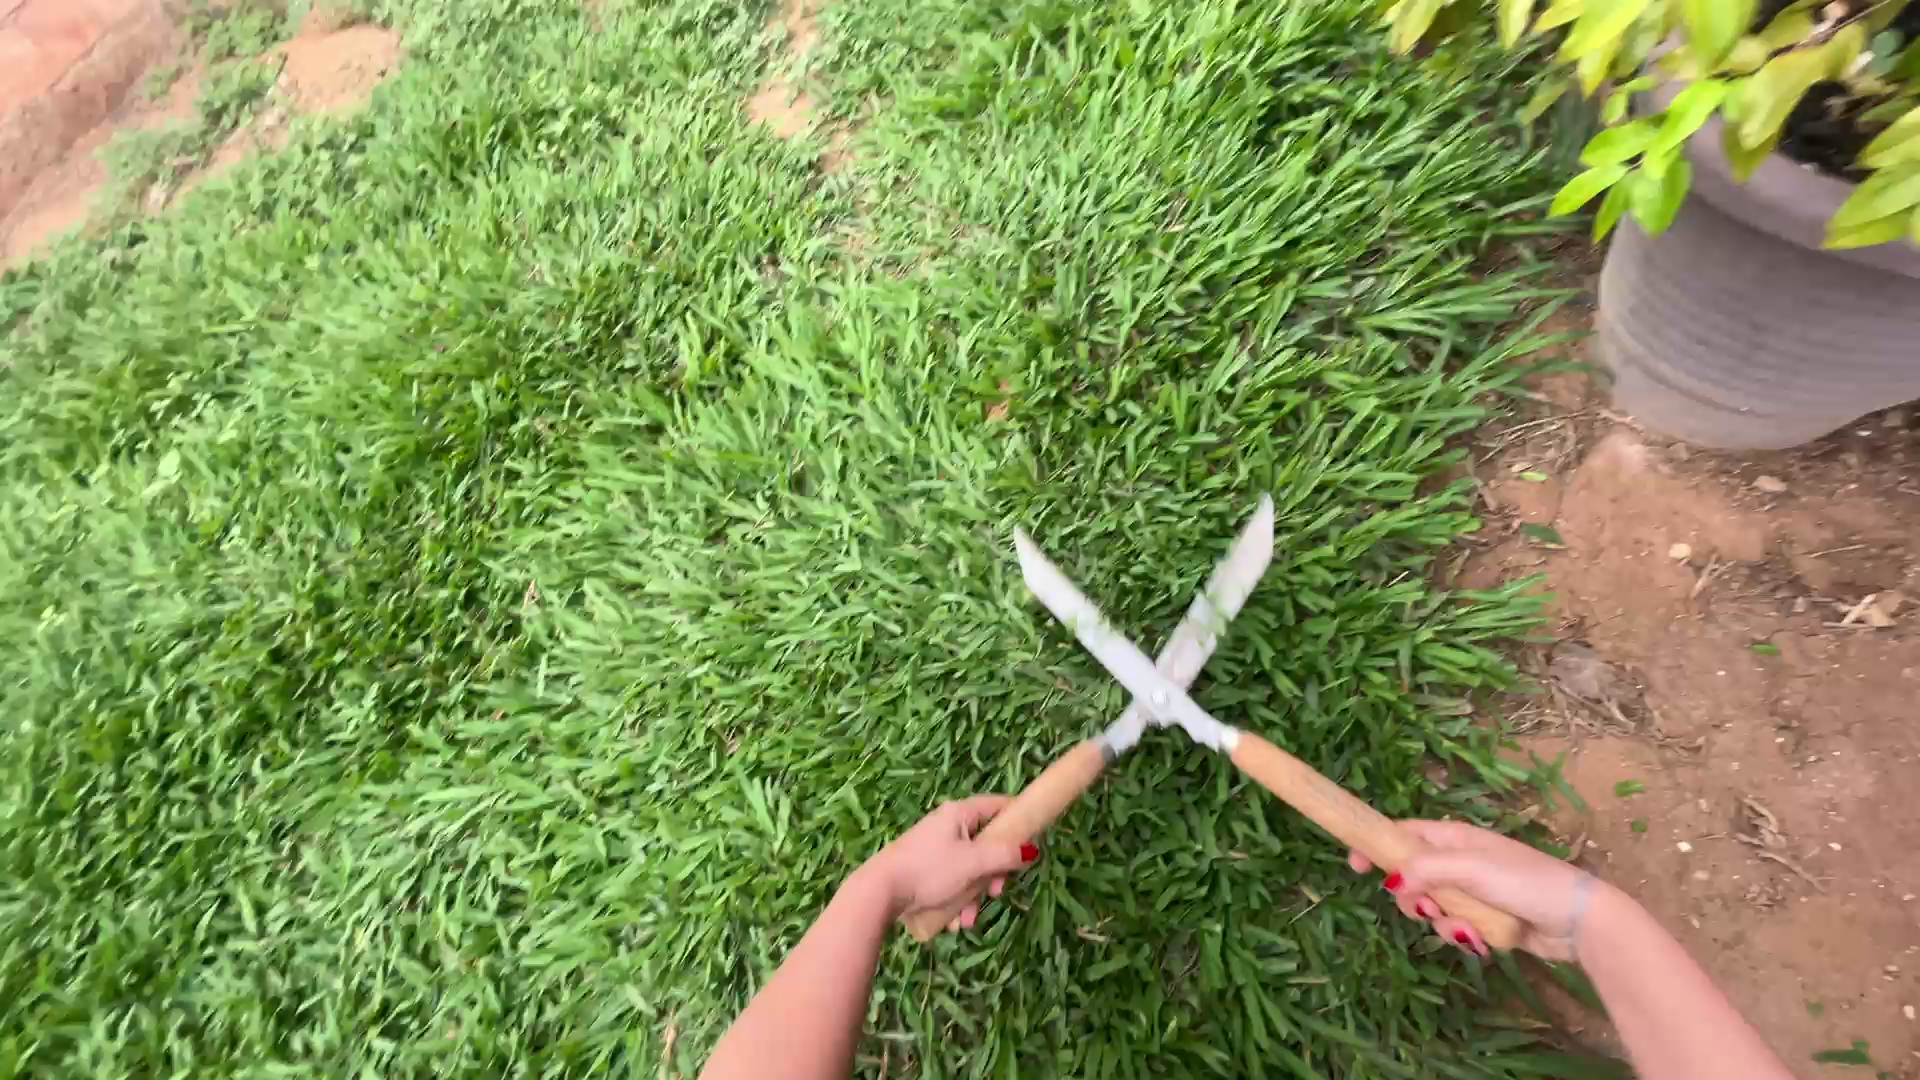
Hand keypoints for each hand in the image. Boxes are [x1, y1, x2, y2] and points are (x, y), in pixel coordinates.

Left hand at [856, 795, 1038, 932]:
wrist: (882, 892)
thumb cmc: (930, 870)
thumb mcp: (973, 862)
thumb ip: (1004, 855)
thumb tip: (1032, 850)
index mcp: (959, 813)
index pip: (998, 805)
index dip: (1019, 820)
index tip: (1034, 841)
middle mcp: (949, 826)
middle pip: (987, 844)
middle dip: (994, 873)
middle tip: (995, 892)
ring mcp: (937, 848)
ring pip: (971, 869)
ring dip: (975, 896)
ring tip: (968, 918)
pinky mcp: (927, 870)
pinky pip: (953, 882)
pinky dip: (957, 902)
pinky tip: (953, 922)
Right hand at [1349, 819, 1603, 960]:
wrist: (1580, 920)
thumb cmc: (1523, 880)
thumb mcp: (1470, 866)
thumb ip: (1425, 869)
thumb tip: (1390, 881)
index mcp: (1452, 837)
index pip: (1401, 835)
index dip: (1376, 846)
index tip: (1355, 864)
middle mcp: (1457, 861)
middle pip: (1410, 875)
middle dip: (1413, 895)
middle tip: (1424, 908)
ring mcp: (1471, 891)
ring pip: (1430, 904)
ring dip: (1439, 918)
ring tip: (1461, 927)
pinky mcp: (1485, 919)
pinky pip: (1454, 925)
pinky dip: (1462, 934)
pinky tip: (1481, 939)